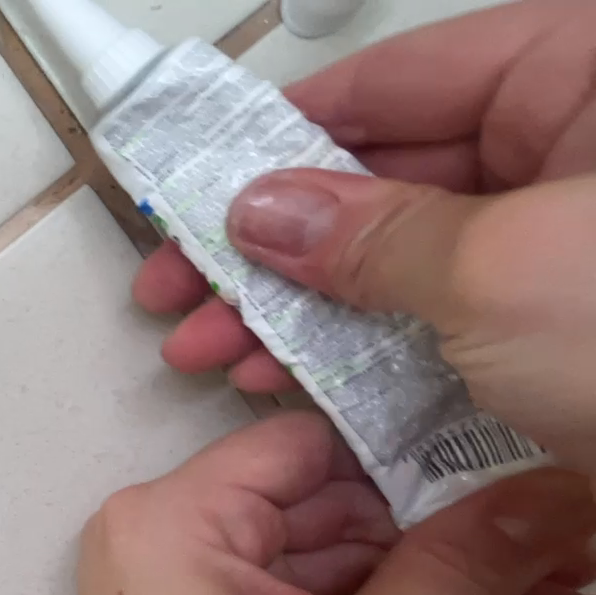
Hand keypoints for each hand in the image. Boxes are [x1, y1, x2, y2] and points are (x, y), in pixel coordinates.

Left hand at [0, 416, 595, 594]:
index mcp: (175, 515)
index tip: (536, 483)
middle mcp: (163, 529)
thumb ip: (470, 566)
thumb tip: (556, 487)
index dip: (426, 455)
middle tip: (588, 571)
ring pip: (333, 558)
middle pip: (332, 503)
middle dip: (462, 543)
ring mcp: (180, 574)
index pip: (311, 443)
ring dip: (445, 591)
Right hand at [133, 1, 595, 472]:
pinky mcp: (538, 324)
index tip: (193, 185)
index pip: (402, 81)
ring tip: (204, 348)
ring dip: (276, 309)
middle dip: (258, 246)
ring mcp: (554, 248)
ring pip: (377, 260)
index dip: (279, 135)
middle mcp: (577, 156)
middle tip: (177, 288)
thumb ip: (366, 233)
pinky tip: (270, 375)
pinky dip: (331, 349)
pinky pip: (408, 318)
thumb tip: (259, 208)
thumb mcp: (505, 268)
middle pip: (372, 181)